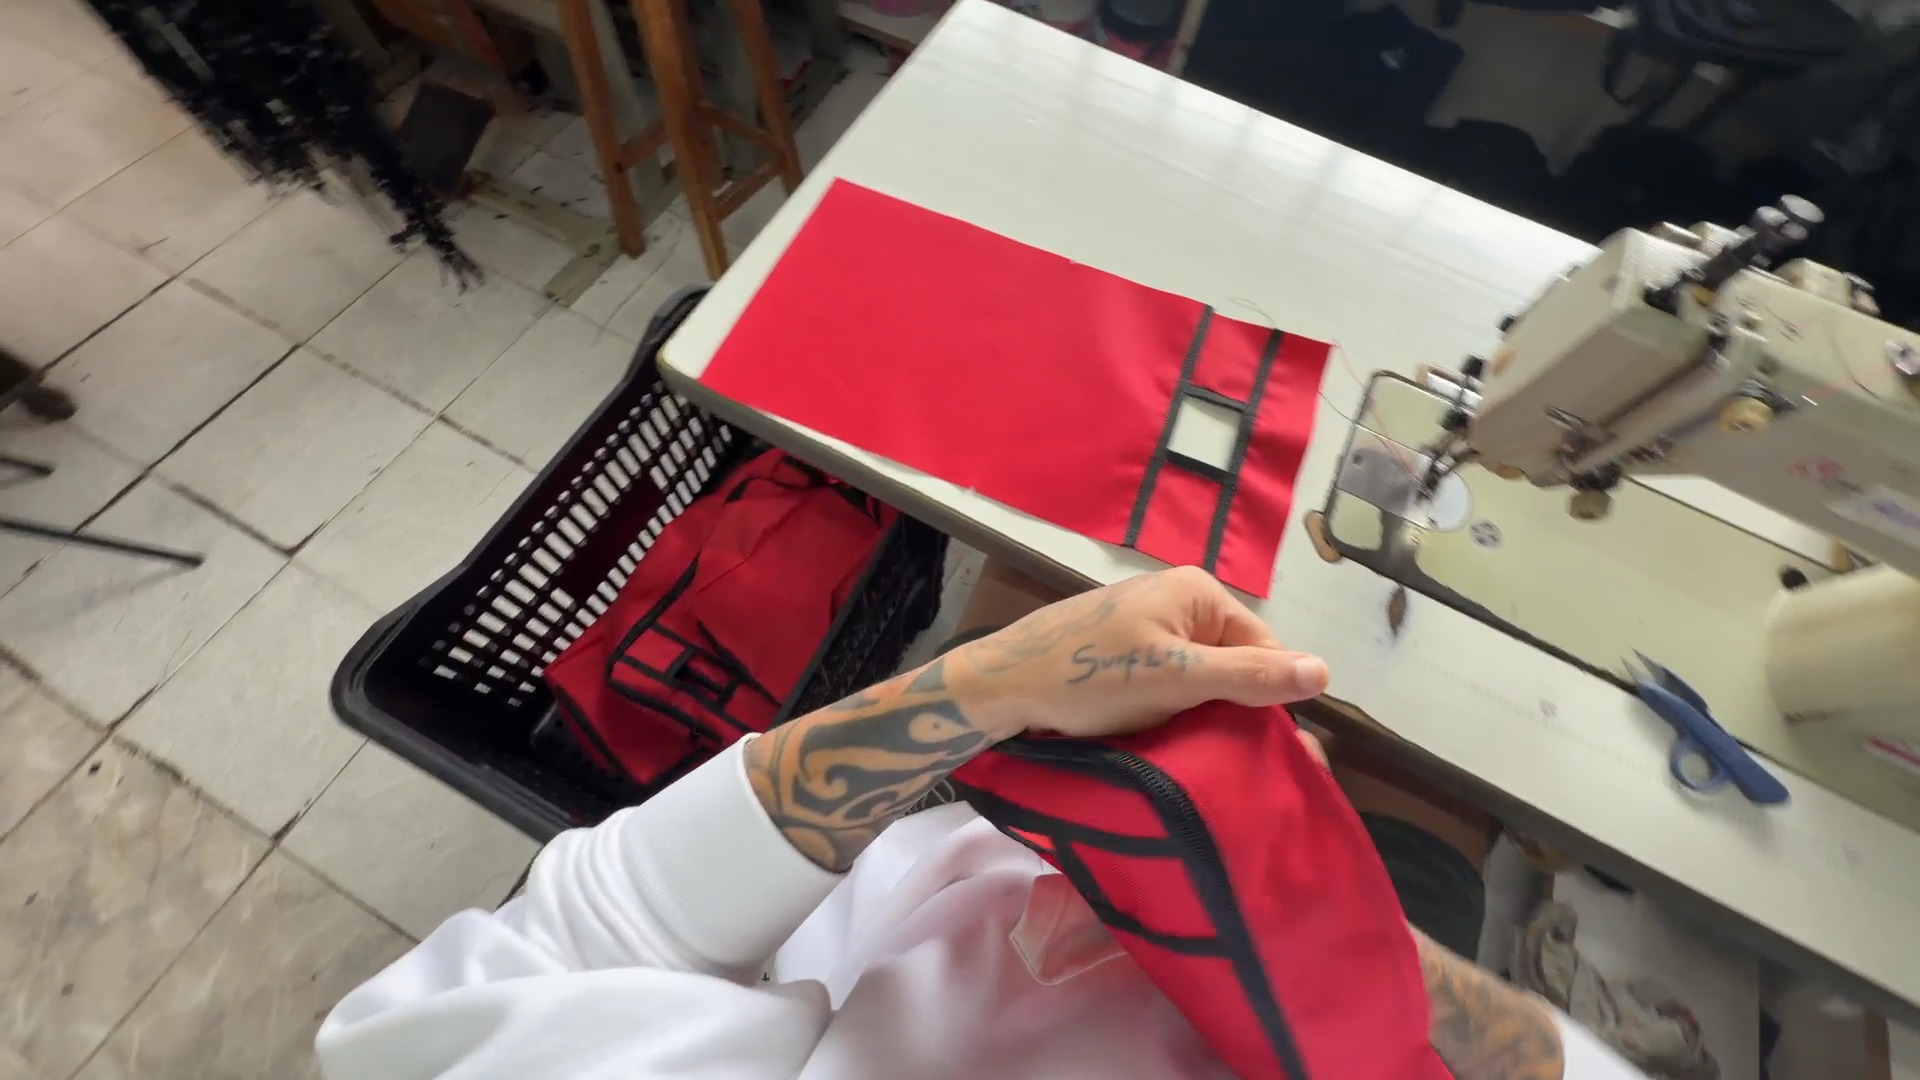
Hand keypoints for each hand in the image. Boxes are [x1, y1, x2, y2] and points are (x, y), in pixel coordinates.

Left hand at [951, 566, 1329, 741]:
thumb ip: (1249, 675)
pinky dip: (1174, 710)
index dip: (1272, 699)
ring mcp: (1145, 625)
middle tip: (1243, 765)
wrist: (1004, 684)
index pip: (1264, 646)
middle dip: (1238, 710)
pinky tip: (1173, 740)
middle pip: (1232, 660)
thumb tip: (1325, 671)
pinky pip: (1167, 681)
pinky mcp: (1122, 651)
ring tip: (1209, 757)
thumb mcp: (1176, 678)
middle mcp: (1175, 600)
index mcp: (1196, 592)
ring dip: (1205, 714)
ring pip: (1200, 677)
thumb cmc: (1090, 675)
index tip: (1279, 756)